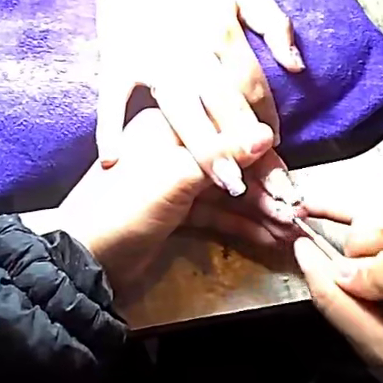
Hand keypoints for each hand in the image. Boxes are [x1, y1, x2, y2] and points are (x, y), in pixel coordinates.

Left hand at [52, 109, 297, 289]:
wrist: (86, 257)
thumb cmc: (126, 205)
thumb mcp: (175, 176)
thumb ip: (221, 154)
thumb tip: (267, 133)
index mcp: (166, 125)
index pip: (224, 133)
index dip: (260, 157)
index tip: (291, 181)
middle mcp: (171, 148)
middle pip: (228, 163)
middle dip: (263, 187)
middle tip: (296, 212)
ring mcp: (172, 181)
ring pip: (224, 190)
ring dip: (256, 208)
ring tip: (290, 229)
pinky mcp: (174, 212)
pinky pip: (214, 212)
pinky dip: (239, 223)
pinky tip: (267, 237)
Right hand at [92, 0, 302, 195]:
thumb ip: (276, 25)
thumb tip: (296, 67)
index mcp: (224, 35)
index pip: (254, 90)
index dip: (269, 123)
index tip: (275, 150)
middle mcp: (192, 54)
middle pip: (227, 110)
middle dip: (250, 151)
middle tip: (269, 191)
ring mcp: (152, 61)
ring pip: (183, 113)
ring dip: (203, 150)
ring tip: (220, 185)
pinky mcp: (118, 63)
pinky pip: (112, 101)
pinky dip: (109, 129)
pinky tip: (113, 160)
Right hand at [292, 180, 382, 382]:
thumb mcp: (382, 357)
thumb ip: (336, 303)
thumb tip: (304, 249)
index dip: (366, 269)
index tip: (348, 284)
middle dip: (357, 245)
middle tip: (352, 274)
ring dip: (358, 221)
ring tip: (352, 249)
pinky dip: (365, 201)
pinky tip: (348, 217)